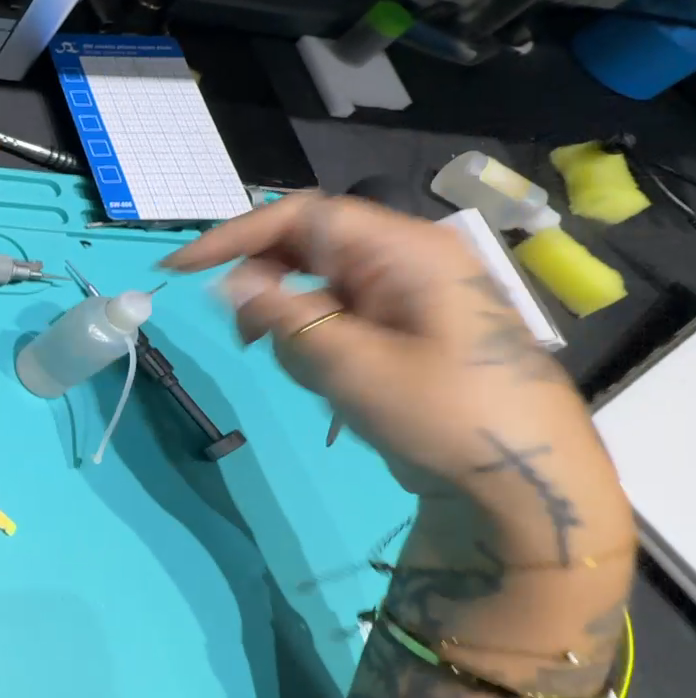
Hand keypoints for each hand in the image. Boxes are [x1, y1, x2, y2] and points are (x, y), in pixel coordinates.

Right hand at [160, 193, 628, 564]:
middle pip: (306, 245)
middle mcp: (403, 260)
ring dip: (285, 320)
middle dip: (261, 283)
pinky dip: (307, 338)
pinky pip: (332, 314)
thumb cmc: (440, 415)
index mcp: (405, 252)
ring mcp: (402, 294)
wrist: (518, 481)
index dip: (234, 236)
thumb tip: (230, 284)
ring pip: (312, 284)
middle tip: (241, 335)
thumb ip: (284, 316)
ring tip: (296, 367)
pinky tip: (319, 375)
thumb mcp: (350, 364)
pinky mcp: (397, 327)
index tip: (179, 270)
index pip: (302, 217)